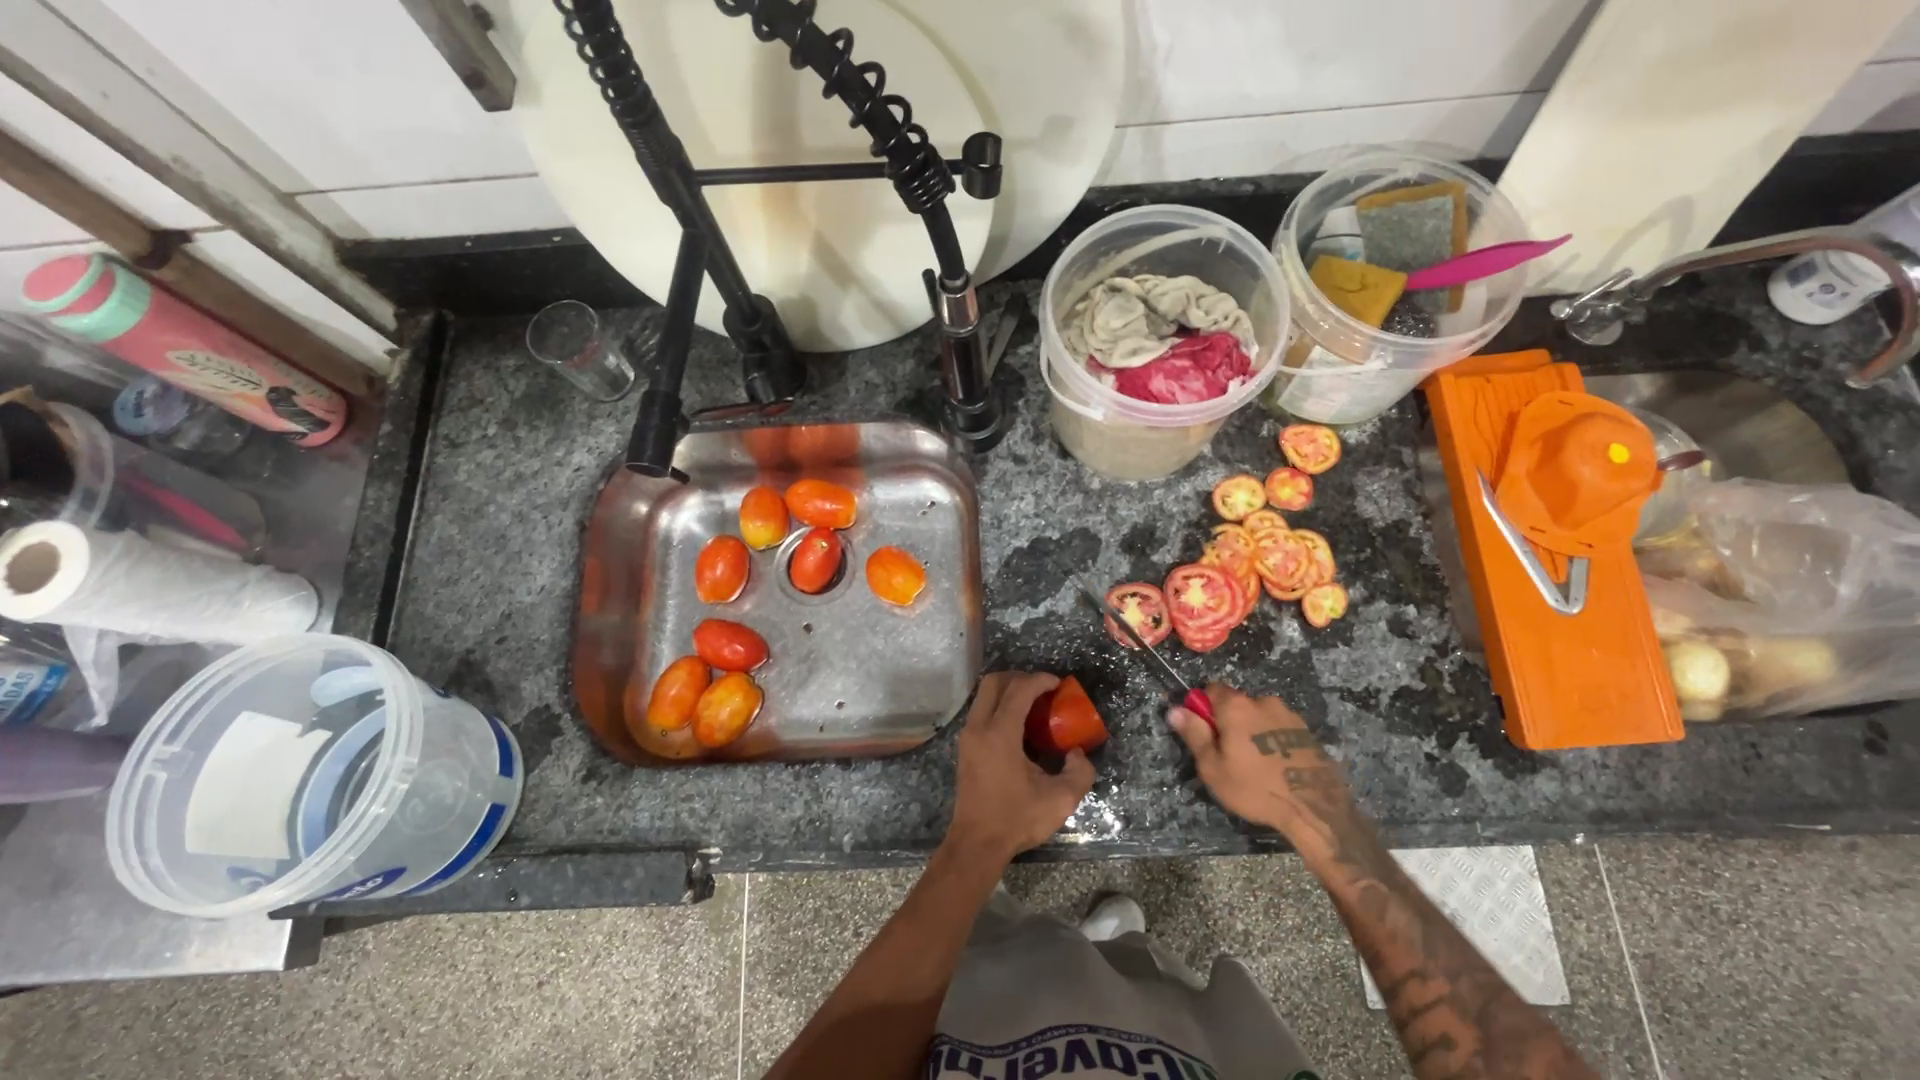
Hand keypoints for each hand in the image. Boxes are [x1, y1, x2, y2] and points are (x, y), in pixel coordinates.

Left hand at [947, 671, 1095, 864]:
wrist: (977, 843)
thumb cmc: (1017, 819)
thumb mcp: (1061, 799)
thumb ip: (1080, 772)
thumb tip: (1077, 753)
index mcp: (999, 733)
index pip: (1019, 689)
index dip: (1040, 680)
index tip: (1059, 684)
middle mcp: (979, 727)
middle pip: (994, 682)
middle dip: (1020, 677)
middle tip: (1044, 689)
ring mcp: (968, 736)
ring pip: (984, 695)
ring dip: (1008, 691)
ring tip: (1034, 705)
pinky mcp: (965, 747)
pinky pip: (981, 711)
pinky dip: (1000, 706)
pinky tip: (1021, 726)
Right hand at [1168, 685, 1357, 842]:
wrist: (1314, 808)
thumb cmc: (1255, 787)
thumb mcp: (1213, 767)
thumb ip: (1194, 734)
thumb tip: (1174, 710)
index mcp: (1237, 706)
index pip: (1211, 689)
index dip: (1203, 709)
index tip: (1204, 734)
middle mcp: (1264, 702)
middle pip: (1237, 704)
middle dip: (1229, 722)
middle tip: (1228, 755)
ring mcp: (1289, 715)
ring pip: (1260, 717)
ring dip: (1253, 731)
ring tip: (1255, 765)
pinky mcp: (1307, 732)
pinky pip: (1279, 729)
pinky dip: (1273, 740)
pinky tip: (1275, 766)